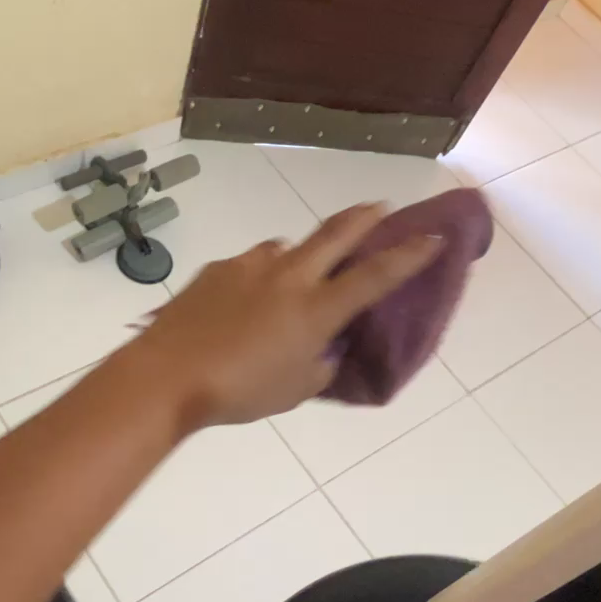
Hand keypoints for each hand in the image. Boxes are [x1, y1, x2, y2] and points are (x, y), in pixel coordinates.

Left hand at [123, 203, 444, 429]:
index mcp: (316, 310)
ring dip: (301, 253)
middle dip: (364, 217)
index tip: (434, 237)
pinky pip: (250, 264)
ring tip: (294, 275)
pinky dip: (260, 275)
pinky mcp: (217, 269)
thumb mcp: (295, 391)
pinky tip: (244, 300)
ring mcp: (250, 267)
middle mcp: (289, 277)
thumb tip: (324, 348)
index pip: (375, 276)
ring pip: (287, 247)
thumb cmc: (238, 392)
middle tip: (379, 209)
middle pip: (337, 233)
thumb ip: (320, 365)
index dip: (410, 255)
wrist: (167, 376)